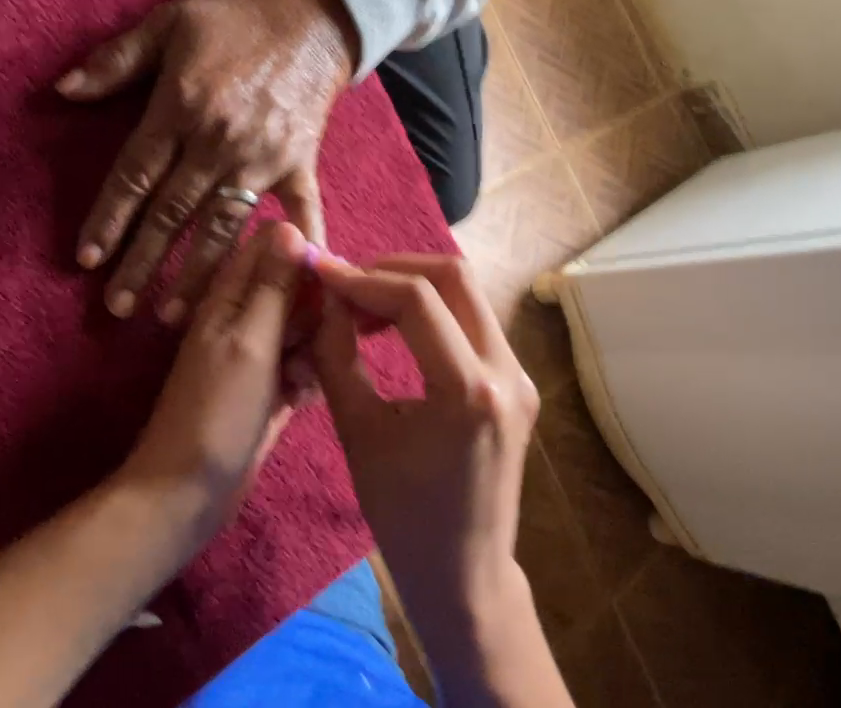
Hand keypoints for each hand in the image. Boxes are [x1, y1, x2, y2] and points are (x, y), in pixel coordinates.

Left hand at [58, 0, 359, 324]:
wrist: (311, 17)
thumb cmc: (231, 21)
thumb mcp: (166, 22)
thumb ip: (115, 60)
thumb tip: (63, 90)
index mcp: (179, 107)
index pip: (134, 176)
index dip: (108, 219)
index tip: (87, 259)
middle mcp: (217, 141)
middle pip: (170, 213)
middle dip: (142, 261)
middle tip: (118, 305)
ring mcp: (263, 158)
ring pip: (222, 226)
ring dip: (197, 274)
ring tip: (172, 315)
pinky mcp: (301, 164)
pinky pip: (300, 213)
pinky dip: (296, 249)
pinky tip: (291, 291)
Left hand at [116, 223, 317, 533]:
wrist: (187, 491)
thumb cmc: (217, 410)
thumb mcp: (250, 340)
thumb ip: (272, 286)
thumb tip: (288, 222)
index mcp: (229, 296)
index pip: (271, 247)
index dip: (306, 254)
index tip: (335, 279)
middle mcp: (243, 318)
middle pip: (294, 289)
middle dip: (316, 308)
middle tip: (316, 340)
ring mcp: (256, 356)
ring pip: (304, 329)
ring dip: (314, 347)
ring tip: (301, 379)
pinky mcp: (268, 390)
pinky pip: (302, 367)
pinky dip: (307, 379)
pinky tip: (301, 400)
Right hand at [307, 254, 540, 615]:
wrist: (463, 573)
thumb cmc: (402, 514)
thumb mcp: (357, 431)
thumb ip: (337, 355)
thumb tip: (324, 299)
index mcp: (468, 392)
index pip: (416, 299)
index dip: (362, 278)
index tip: (320, 274)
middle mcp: (506, 373)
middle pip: (454, 277)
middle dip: (392, 268)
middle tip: (345, 285)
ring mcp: (520, 376)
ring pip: (468, 294)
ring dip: (413, 286)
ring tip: (363, 306)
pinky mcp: (517, 384)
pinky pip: (474, 322)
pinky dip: (432, 310)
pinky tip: (394, 329)